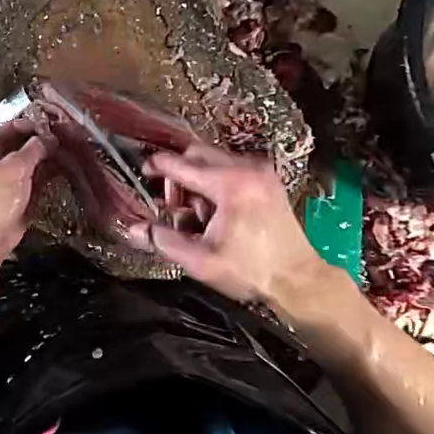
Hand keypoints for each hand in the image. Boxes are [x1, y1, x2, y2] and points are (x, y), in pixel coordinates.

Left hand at [0, 118, 56, 278]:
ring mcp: (9, 174)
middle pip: (24, 142)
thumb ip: (35, 148)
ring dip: (51, 155)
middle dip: (46, 141)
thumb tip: (51, 137)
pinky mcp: (20, 189)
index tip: (57, 126)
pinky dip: (50, 170)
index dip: (34, 125)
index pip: (13, 126)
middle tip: (70, 138)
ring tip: (73, 151)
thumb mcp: (16, 168)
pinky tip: (68, 167)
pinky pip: (37, 174)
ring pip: (33, 158)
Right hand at [143, 145, 328, 305]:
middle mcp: (247, 168)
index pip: (183, 164)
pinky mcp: (268, 180)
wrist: (299, 279)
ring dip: (196, 179)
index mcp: (230, 184)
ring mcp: (261, 171)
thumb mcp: (201, 261)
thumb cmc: (251, 271)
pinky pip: (231, 168)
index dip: (158, 166)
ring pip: (214, 160)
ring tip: (195, 213)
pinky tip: (214, 211)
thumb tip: (135, 230)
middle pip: (198, 153)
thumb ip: (164, 241)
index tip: (143, 170)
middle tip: (171, 202)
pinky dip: (215, 182)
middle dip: (178, 174)